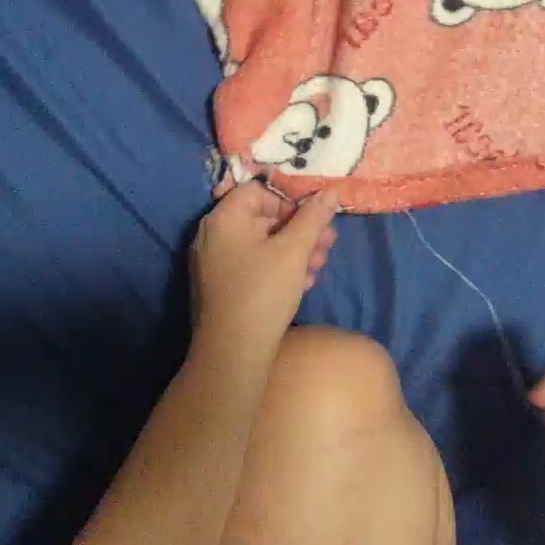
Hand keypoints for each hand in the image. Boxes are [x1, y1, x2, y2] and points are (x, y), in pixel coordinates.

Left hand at [189, 183, 337, 364]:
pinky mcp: (221, 287)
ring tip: (320, 265)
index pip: (258, 191)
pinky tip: (303, 283)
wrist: (232, 354)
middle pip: (263, 218)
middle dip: (300, 229)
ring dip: (294, 250)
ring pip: (261, 244)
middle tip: (329, 242)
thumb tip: (331, 191)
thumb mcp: (294, 250)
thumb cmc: (263, 292)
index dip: (289, 200)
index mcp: (224, 218)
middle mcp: (213, 235)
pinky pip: (252, 265)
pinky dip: (278, 268)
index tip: (314, 218)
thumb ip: (313, 217)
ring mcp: (214, 263)